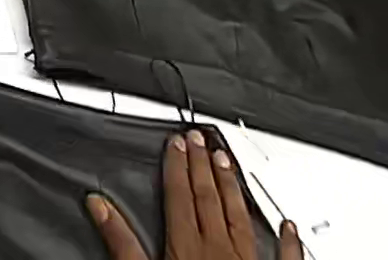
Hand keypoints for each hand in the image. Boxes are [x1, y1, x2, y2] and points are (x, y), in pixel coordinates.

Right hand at [88, 130, 301, 259]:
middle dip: (201, 165)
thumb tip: (98, 205)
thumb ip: (122, 244)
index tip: (175, 142)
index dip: (176, 166)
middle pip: (208, 198)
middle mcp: (219, 251)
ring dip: (232, 187)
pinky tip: (288, 225)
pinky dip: (288, 243)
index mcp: (187, 248)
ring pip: (240, 218)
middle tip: (199, 138)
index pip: (180, 195)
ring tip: (226, 160)